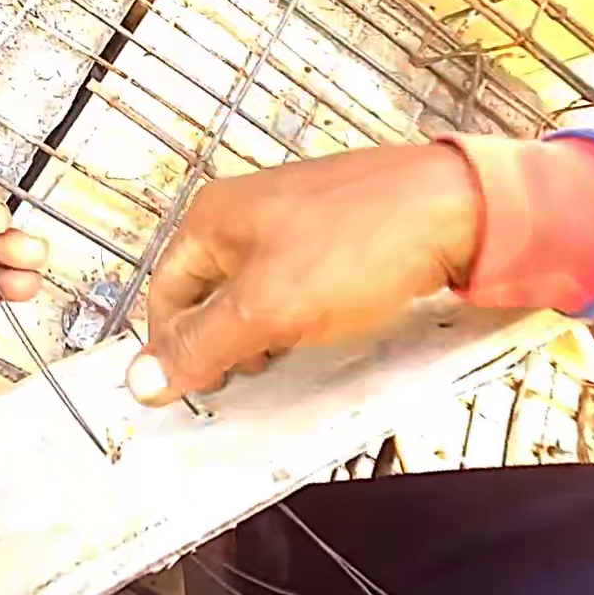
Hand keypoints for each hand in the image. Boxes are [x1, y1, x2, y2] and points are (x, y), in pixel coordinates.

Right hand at [127, 143, 479, 405]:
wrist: (454, 208)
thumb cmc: (352, 249)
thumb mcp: (266, 309)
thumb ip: (202, 346)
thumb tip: (139, 381)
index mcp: (212, 218)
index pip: (165, 292)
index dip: (172, 344)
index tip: (199, 386)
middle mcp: (239, 211)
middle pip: (203, 289)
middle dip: (218, 336)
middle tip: (247, 368)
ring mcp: (283, 215)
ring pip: (244, 287)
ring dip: (253, 326)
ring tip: (284, 347)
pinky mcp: (320, 227)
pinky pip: (283, 277)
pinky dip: (287, 309)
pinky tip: (314, 324)